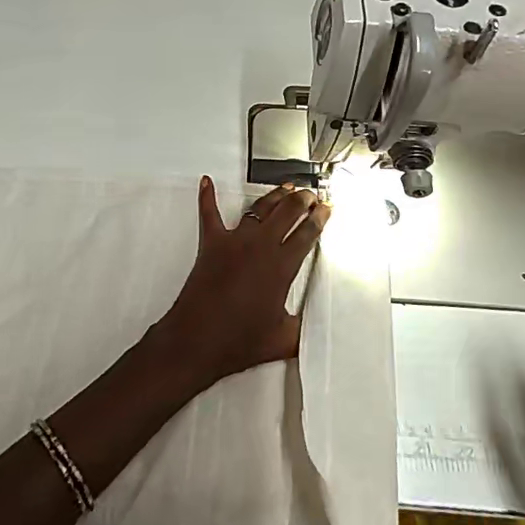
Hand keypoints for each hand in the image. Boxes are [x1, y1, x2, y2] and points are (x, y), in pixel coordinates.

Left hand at [149, 178, 328, 388]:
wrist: (199, 340)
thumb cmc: (237, 341)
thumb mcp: (284, 339)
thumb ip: (303, 327)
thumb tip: (312, 327)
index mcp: (281, 267)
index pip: (307, 233)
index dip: (320, 218)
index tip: (326, 210)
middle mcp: (260, 247)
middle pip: (288, 211)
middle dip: (303, 199)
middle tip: (311, 196)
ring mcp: (234, 241)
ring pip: (259, 207)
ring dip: (275, 195)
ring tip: (285, 188)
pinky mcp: (211, 243)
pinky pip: (209, 213)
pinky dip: (208, 197)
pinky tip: (207, 183)